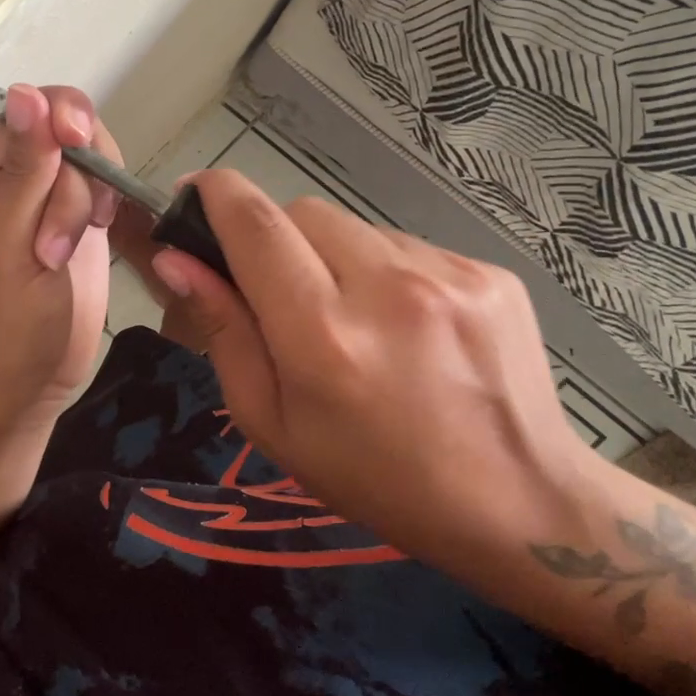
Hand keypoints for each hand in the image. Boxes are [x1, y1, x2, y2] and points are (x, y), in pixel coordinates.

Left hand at [0, 84, 120, 414]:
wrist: (33, 380)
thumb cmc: (8, 324)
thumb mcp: (11, 248)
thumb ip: (24, 173)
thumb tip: (24, 91)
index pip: (21, 115)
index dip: (55, 127)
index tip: (78, 153)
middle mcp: (4, 176)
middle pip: (60, 127)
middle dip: (77, 177)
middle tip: (63, 239)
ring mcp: (42, 193)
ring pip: (87, 151)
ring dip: (91, 196)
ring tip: (67, 251)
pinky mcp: (74, 212)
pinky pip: (101, 178)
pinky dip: (107, 200)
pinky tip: (98, 235)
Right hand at [147, 168, 599, 560]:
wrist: (521, 504)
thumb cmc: (371, 476)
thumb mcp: (268, 421)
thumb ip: (221, 332)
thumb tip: (175, 262)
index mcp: (323, 335)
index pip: (255, 226)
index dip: (215, 195)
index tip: (190, 191)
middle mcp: (387, 289)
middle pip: (300, 212)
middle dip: (270, 235)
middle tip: (272, 289)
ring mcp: (449, 274)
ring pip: (351, 226)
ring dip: (327, 254)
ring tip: (347, 317)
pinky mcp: (488, 272)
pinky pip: (402, 244)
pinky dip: (379, 269)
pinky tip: (398, 323)